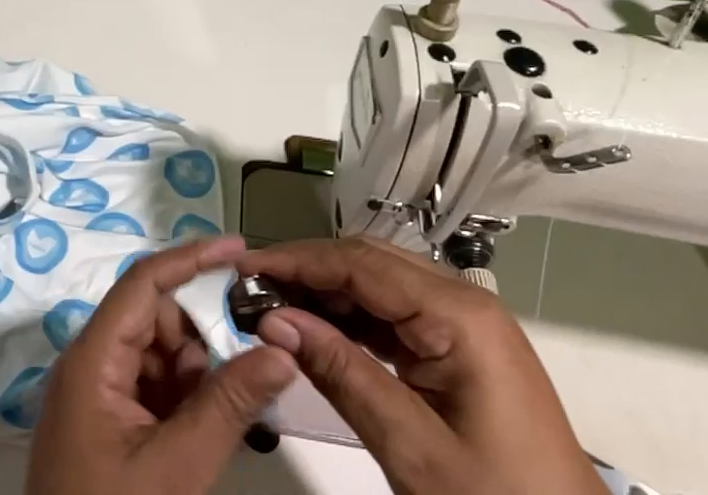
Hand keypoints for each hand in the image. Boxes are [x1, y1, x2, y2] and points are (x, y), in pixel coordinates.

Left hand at [28, 236, 297, 494]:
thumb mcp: (177, 465)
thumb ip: (229, 404)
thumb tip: (282, 350)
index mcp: (93, 358)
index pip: (143, 283)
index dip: (192, 259)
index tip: (241, 249)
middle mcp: (92, 363)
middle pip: (155, 317)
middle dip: (206, 327)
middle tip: (257, 345)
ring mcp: (99, 394)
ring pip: (161, 353)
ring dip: (202, 366)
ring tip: (242, 393)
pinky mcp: (110, 422)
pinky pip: (156, 386)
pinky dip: (190, 394)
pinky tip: (220, 418)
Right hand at [240, 237, 604, 494]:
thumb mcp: (412, 446)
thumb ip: (341, 373)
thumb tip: (273, 322)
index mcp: (458, 314)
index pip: (360, 263)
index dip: (297, 261)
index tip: (243, 270)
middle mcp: (462, 301)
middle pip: (369, 262)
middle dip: (307, 270)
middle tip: (250, 291)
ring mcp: (464, 322)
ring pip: (379, 284)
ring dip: (326, 293)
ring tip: (271, 309)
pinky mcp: (460, 346)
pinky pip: (395, 316)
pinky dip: (351, 320)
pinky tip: (315, 332)